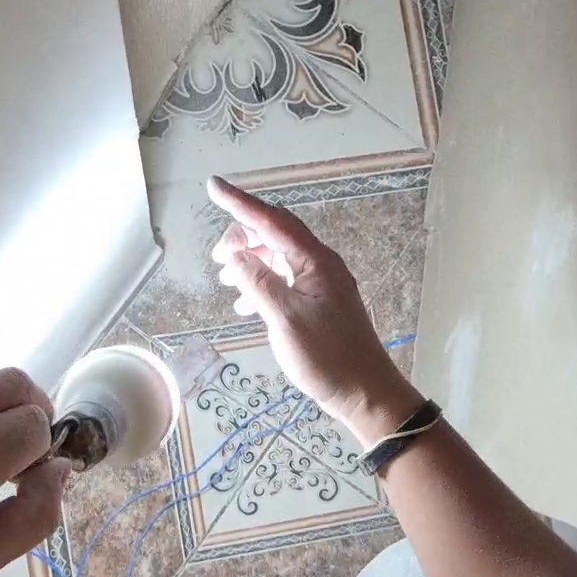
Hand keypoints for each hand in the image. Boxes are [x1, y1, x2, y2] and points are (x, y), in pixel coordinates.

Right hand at [207, 177, 423, 446]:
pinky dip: (263, 285)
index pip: (271, 220)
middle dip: (243, 237)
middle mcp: (320, 265)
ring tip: (225, 278)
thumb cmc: (326, 356)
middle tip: (216, 256)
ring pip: (280, 258)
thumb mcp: (284, 318)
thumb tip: (236, 257)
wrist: (363, 391)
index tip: (213, 186)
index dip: (239, 203)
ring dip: (251, 262)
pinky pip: (286, 281)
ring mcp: (322, 284)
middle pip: (276, 234)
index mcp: (314, 261)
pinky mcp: (321, 304)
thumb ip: (257, 282)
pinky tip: (246, 304)